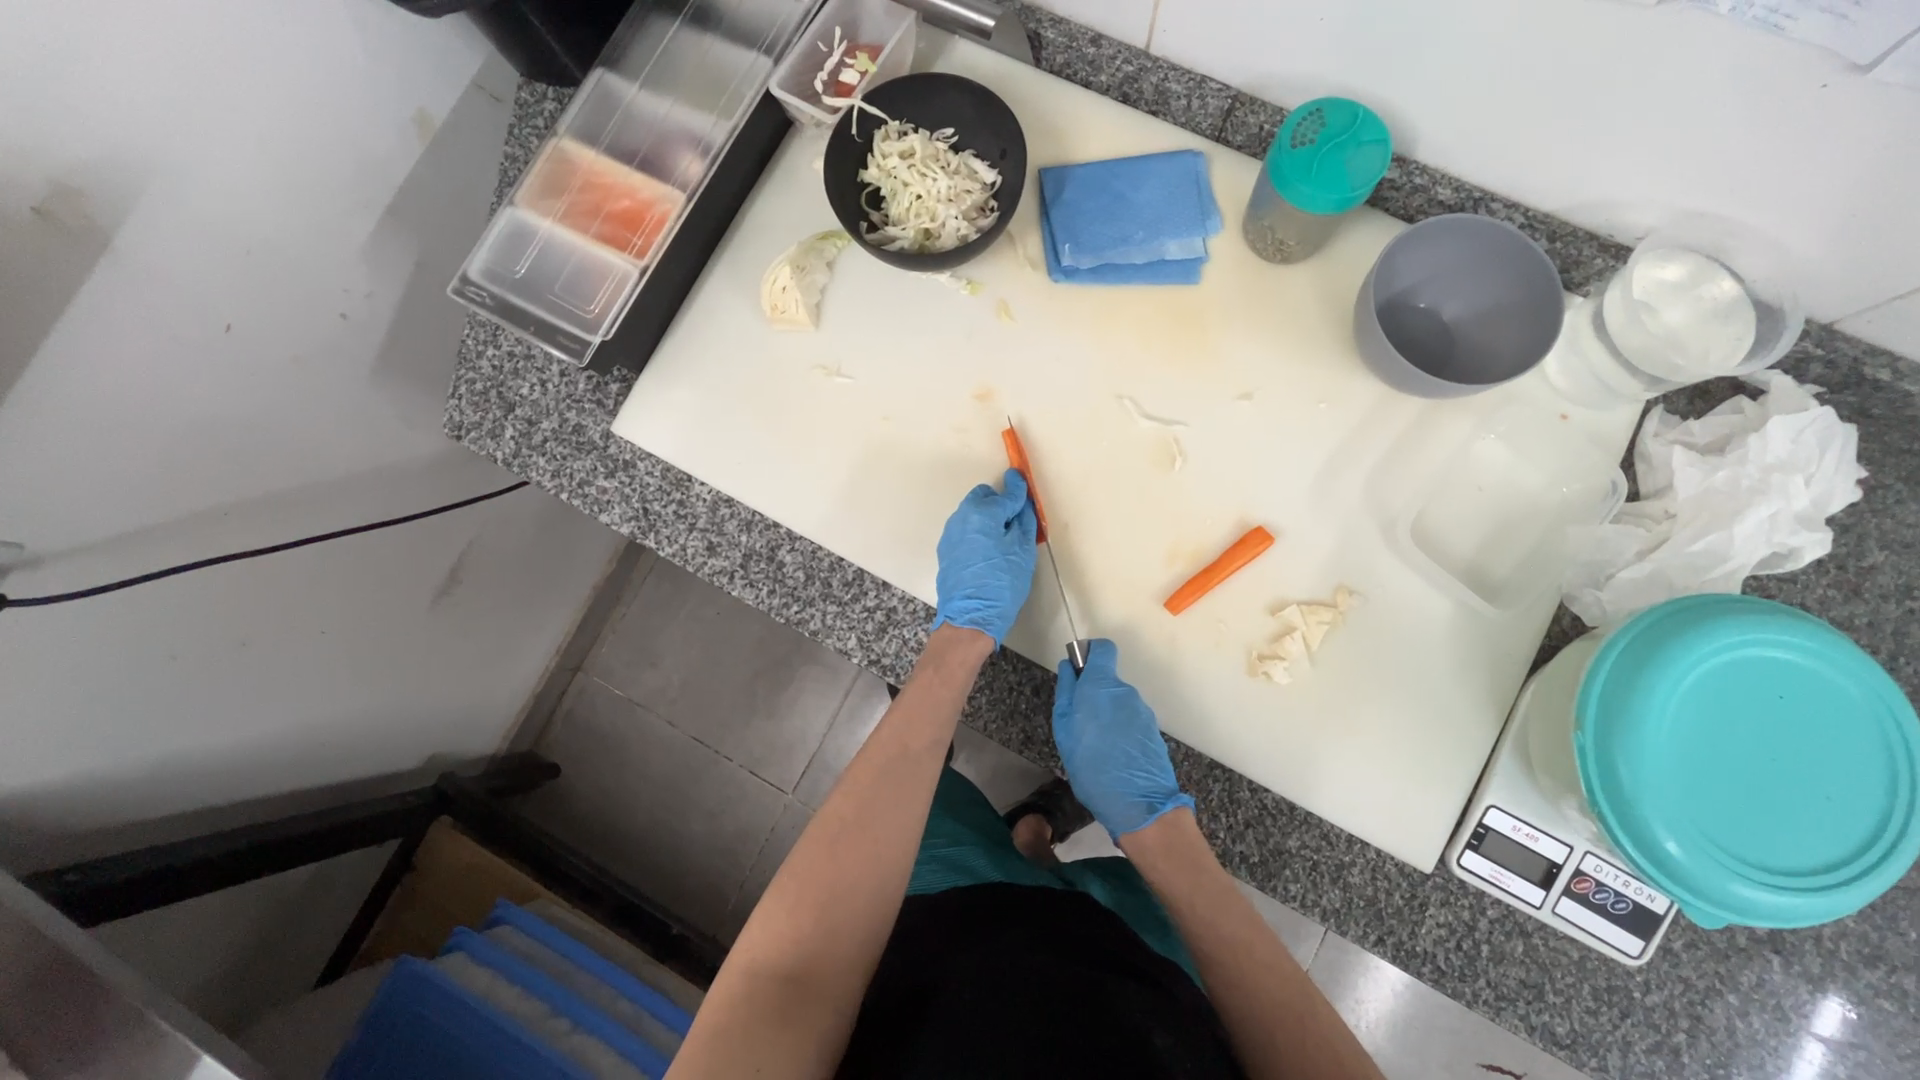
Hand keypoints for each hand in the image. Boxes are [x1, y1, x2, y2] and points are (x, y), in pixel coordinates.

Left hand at [932, 468, 1037, 645]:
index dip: (1017, 488)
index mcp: (983, 513)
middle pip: (982, 497)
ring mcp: (951, 533)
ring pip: (971, 513)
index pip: (1006, 494)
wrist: (970, 617)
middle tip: (1014, 521)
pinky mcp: (946, 549)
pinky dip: (975, 533)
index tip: (1020, 479)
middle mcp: (962, 517)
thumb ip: (1024, 522)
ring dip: (986, 518)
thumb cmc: (1002, 584)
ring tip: (1000, 540)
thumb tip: (1022, 506)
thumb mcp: (1022, 551)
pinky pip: (964, 530)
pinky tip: (985, 553)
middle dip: (998, 502)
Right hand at [1053, 639, 1193, 838]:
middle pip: (1107, 682)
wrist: (1140, 805)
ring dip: (1105, 717)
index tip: (1077, 672)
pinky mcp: (1151, 732)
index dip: (1089, 654)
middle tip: (1078, 726)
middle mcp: (1126, 692)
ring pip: (1117, 704)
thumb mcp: (1065, 730)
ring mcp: (1142, 712)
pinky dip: (1119, 732)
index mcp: (1102, 686)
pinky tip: (1113, 758)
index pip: (1103, 649)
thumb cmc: (1091, 765)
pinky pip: (1130, 722)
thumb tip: (1069, 668)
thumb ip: (1066, 693)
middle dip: (1092, 696)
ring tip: (1095, 749)